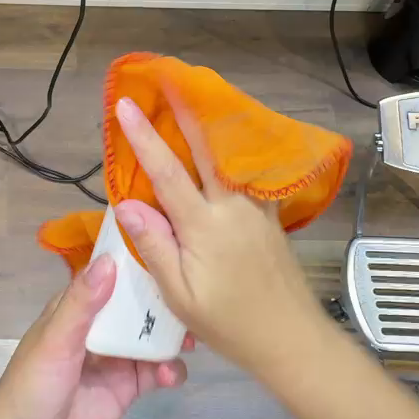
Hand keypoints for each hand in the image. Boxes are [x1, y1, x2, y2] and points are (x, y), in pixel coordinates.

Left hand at [0, 254, 188, 418]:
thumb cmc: (34, 385)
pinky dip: (169, 370)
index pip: (107, 276)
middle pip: (135, 306)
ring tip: (188, 341)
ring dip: (170, 336)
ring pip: (149, 337)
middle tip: (188, 303)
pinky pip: (155, 372)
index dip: (133, 265)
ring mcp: (114, 358)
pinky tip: (171, 375)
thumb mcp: (55, 339)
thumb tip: (108, 261)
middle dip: (162, 303)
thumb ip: (82, 303)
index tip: (165, 252)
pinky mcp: (127, 388)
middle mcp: (97, 328)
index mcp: (75, 308)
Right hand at [112, 92, 324, 379]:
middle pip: (206, 148)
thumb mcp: (180, 295)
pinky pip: (246, 172)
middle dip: (186, 111)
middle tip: (170, 78)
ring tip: (196, 99)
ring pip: (229, 156)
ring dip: (210, 125)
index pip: (166, 171)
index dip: (143, 137)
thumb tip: (126, 203)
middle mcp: (232, 205)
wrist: (292, 340)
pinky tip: (226, 142)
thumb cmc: (229, 323)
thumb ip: (154, 245)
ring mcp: (256, 207)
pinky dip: (231, 150)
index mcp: (204, 225)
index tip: (125, 104)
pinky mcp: (270, 214)